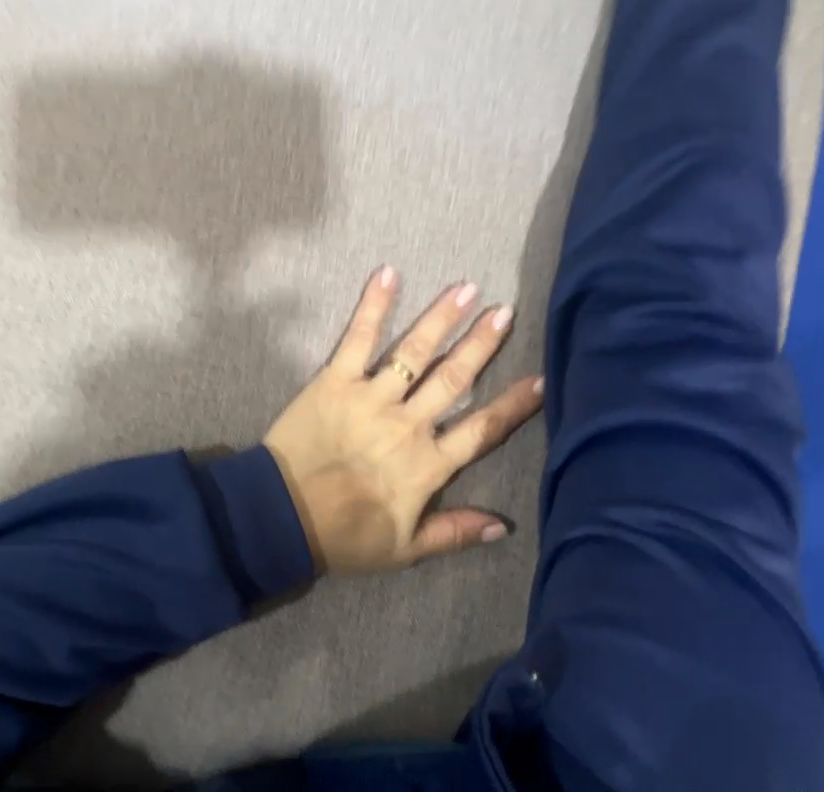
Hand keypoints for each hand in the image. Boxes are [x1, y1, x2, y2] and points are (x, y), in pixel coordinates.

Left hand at [263, 267, 542, 574]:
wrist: (282, 518)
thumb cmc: (345, 536)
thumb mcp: (406, 550)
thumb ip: (454, 532)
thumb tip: (504, 526)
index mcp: (428, 465)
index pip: (481, 430)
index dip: (513, 406)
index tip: (541, 380)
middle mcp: (408, 424)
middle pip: (454, 378)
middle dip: (481, 344)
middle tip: (504, 312)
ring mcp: (372, 398)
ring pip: (415, 352)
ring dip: (441, 318)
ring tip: (465, 289)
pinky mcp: (335, 381)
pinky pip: (358, 339)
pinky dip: (374, 306)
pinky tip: (388, 274)